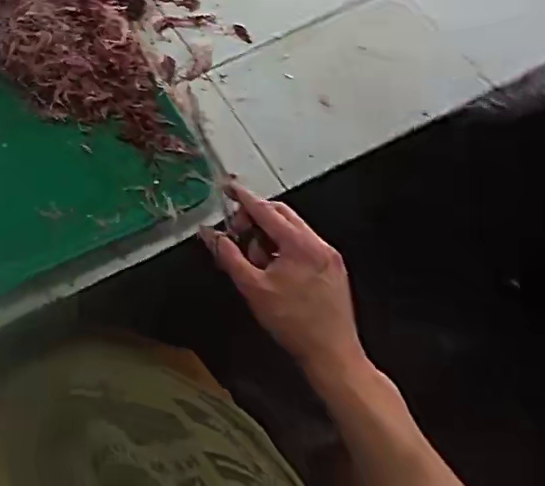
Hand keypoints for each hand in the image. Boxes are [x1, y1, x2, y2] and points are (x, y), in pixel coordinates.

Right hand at [201, 183, 366, 376]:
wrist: (334, 357)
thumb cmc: (293, 323)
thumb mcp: (252, 287)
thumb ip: (228, 255)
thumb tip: (209, 234)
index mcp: (299, 244)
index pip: (264, 209)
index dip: (242, 197)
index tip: (227, 188)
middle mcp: (317, 243)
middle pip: (279, 213)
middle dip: (255, 218)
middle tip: (238, 234)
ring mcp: (328, 255)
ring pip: (292, 228)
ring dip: (269, 234)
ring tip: (257, 262)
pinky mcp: (333, 268)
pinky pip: (304, 243)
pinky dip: (284, 246)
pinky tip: (275, 270)